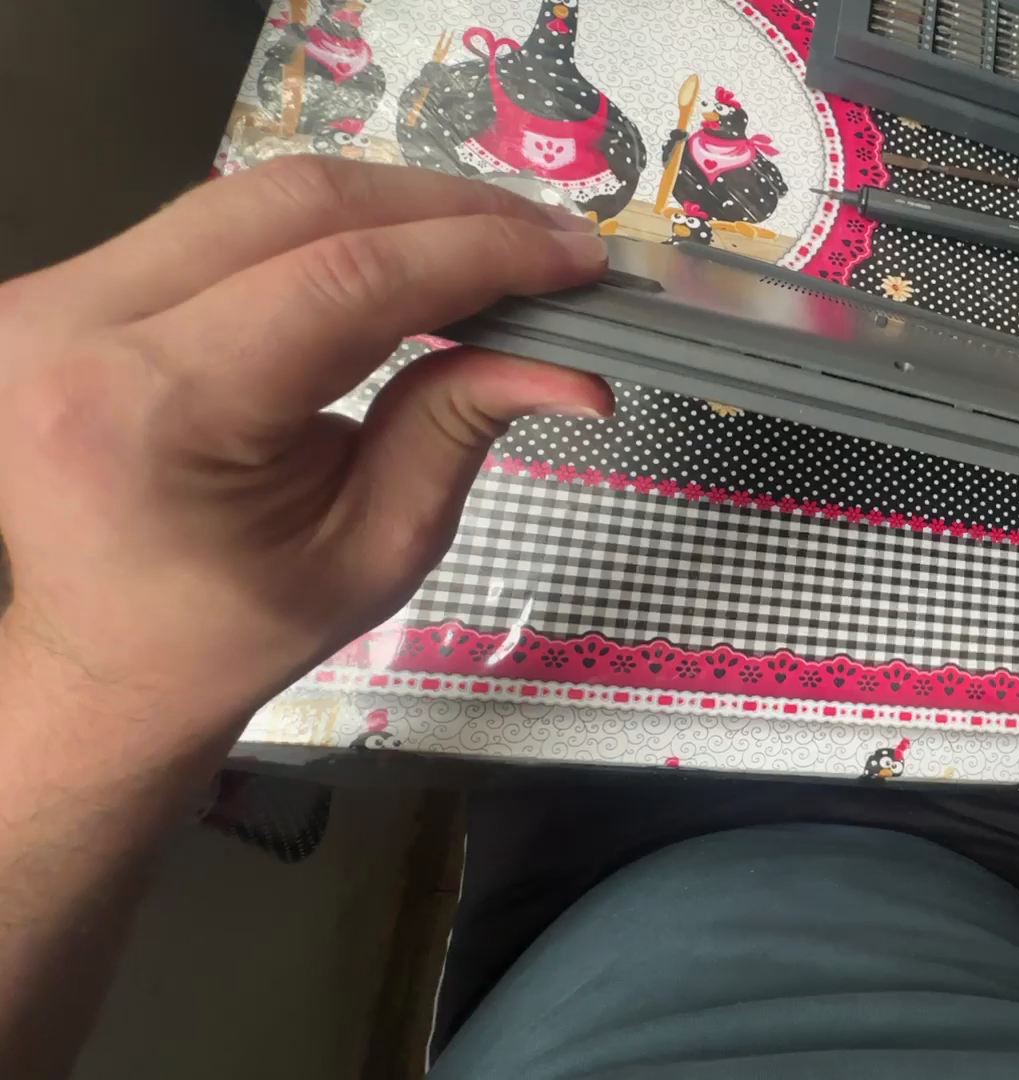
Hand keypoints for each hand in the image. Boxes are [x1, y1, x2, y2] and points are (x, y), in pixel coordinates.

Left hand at [0, 157, 612, 750]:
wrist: (117, 649)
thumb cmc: (260, 619)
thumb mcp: (391, 538)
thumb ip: (466, 426)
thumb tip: (577, 374)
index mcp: (158, 408)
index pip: (348, 282)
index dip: (482, 255)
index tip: (580, 259)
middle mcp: (78, 320)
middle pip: (302, 206)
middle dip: (456, 212)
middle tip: (563, 242)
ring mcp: (63, 289)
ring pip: (271, 195)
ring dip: (413, 209)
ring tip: (516, 243)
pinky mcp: (85, 284)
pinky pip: (243, 222)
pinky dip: (360, 227)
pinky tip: (431, 253)